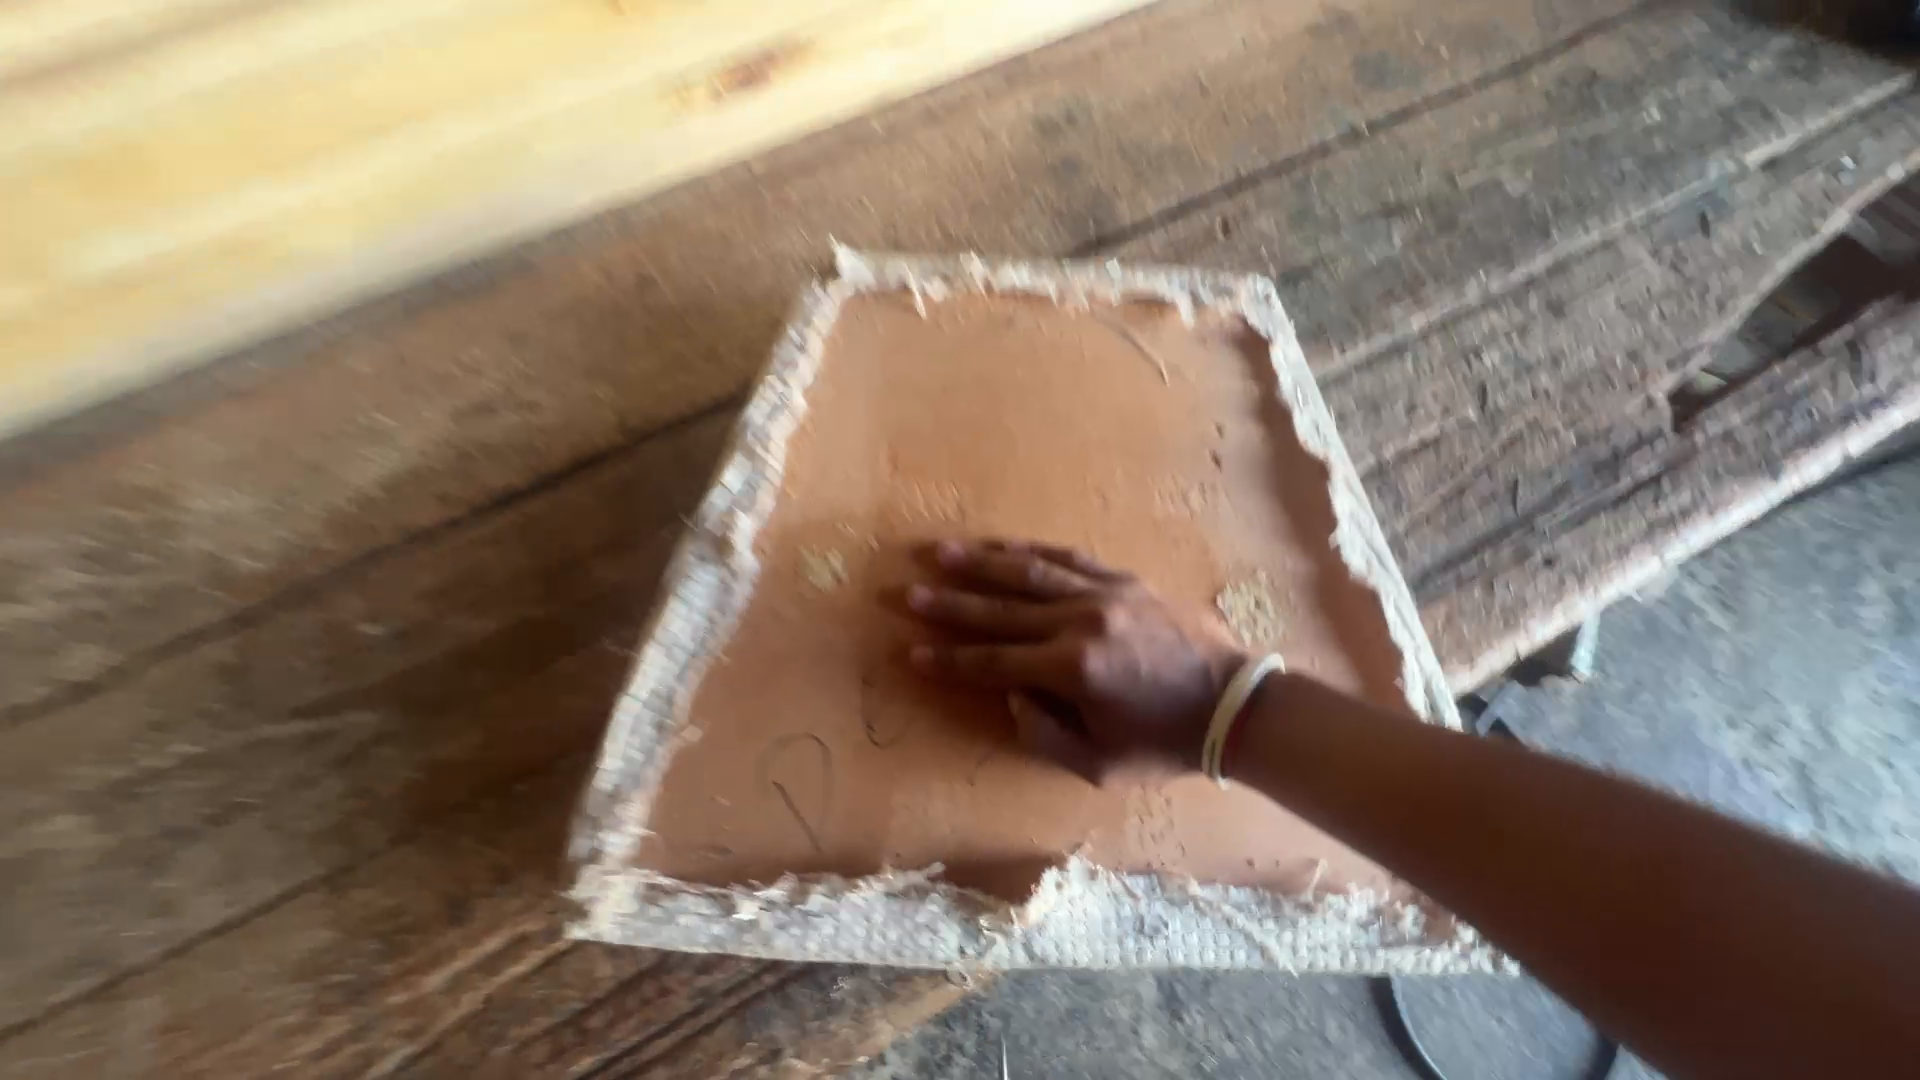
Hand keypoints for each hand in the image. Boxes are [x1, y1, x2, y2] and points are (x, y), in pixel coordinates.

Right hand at [901, 539, 1245, 783]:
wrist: (1233, 704)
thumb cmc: (1163, 743)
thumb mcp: (1099, 765)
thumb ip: (1043, 734)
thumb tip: (1010, 695)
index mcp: (1073, 671)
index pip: (992, 663)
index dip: (948, 660)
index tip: (910, 652)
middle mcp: (1080, 622)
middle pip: (999, 610)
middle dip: (947, 603)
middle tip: (904, 593)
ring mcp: (1102, 594)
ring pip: (1027, 572)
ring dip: (978, 563)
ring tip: (938, 552)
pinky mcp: (1122, 580)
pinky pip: (1067, 558)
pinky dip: (1029, 551)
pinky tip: (1001, 545)